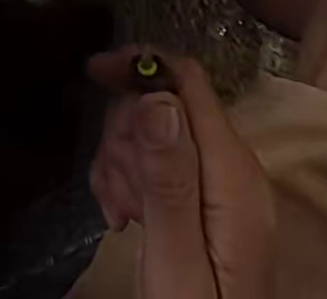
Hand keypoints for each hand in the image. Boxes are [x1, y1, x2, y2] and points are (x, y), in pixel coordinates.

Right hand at [88, 47, 275, 297]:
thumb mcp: (175, 261)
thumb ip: (170, 180)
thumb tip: (157, 98)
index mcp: (232, 171)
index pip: (188, 80)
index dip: (141, 65)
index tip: (94, 73)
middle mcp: (231, 162)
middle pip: (164, 100)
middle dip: (126, 130)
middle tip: (117, 185)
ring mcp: (218, 176)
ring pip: (152, 125)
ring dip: (122, 156)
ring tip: (119, 207)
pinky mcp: (202, 190)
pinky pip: (153, 153)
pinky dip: (127, 173)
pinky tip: (122, 211)